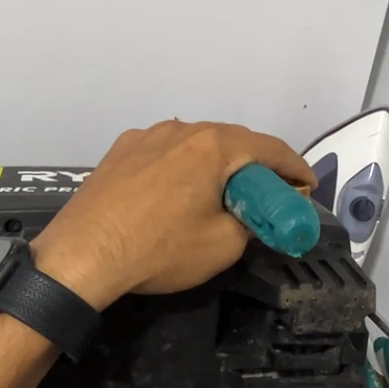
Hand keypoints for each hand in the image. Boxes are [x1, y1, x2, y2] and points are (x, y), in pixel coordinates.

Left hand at [31, 120, 314, 308]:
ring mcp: (146, 137)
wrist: (81, 257)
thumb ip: (252, 225)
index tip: (307, 187)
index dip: (295, 169)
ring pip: (196, 144)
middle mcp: (180, 130)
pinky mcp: (120, 152)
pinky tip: (180, 193)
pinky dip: (185, 168)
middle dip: (257, 167)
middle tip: (270, 196)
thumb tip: (252, 219)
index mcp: (213, 146)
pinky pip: (166, 153)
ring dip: (218, 165)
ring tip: (225, 194)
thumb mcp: (223, 246)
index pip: (269, 149)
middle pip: (233, 141)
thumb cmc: (158, 250)